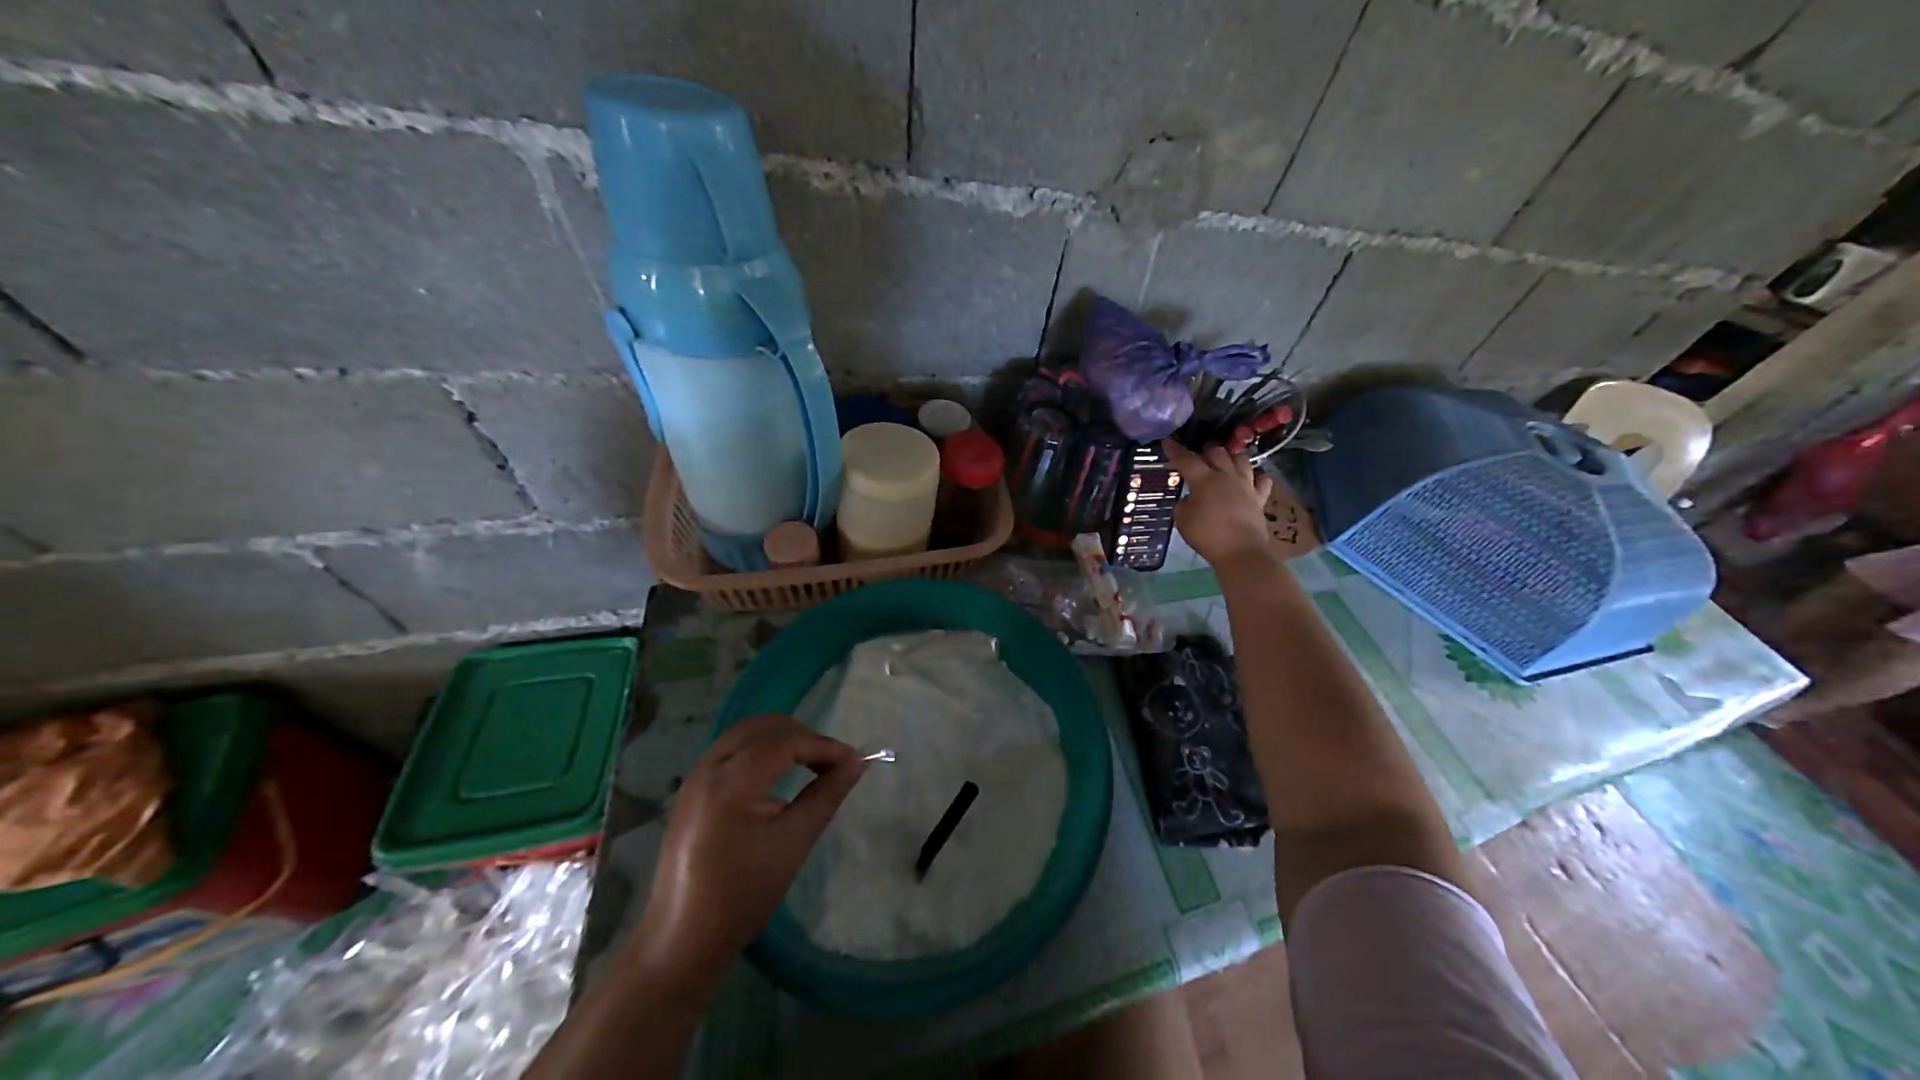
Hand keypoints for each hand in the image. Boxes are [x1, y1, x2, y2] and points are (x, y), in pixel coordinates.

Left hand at [629, 714, 866, 981]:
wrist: (684, 937)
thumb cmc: (744, 892)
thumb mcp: (794, 841)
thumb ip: (827, 794)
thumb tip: (856, 763)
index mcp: (734, 778)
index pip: (788, 740)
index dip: (826, 746)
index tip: (855, 762)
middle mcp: (711, 766)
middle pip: (766, 727)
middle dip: (804, 737)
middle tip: (832, 764)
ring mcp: (696, 777)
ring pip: (746, 735)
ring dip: (782, 741)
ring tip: (810, 766)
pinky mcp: (691, 791)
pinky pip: (731, 752)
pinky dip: (760, 753)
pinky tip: (776, 778)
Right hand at [1162, 439, 1274, 567]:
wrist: (1240, 552)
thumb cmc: (1207, 535)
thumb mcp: (1183, 520)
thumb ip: (1184, 505)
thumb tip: (1189, 499)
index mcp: (1204, 480)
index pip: (1187, 459)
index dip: (1175, 450)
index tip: (1167, 441)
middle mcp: (1226, 476)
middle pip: (1217, 452)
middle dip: (1206, 452)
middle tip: (1199, 459)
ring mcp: (1246, 485)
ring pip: (1241, 459)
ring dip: (1231, 458)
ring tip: (1224, 464)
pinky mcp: (1260, 498)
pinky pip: (1262, 480)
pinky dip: (1255, 477)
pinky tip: (1250, 480)